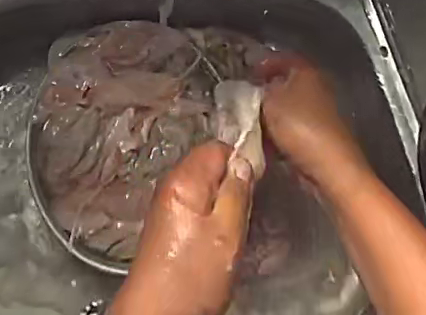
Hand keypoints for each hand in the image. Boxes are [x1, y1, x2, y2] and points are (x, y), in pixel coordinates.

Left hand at [111, 141, 254, 314]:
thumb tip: (244, 161)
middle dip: (232, 184)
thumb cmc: (192, 276)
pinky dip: (210, 216)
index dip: (241, 159)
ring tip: (234, 229)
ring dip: (223, 203)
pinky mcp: (168, 223)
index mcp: (184, 177)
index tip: (257, 182)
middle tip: (246, 212)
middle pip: (210, 166)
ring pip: (205, 187)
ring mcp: (167, 202)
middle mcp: (172, 182)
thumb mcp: (226, 234)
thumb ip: (237, 193)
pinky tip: (218, 240)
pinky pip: (196, 205)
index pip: (218, 148)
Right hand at [255, 53, 367, 191]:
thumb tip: (255, 90)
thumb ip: (258, 93)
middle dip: (265, 93)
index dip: (263, 64)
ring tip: (253, 126)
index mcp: (306, 71)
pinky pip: (295, 129)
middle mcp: (317, 87)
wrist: (331, 168)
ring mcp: (322, 113)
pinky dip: (281, 134)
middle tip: (246, 102)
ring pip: (289, 109)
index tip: (248, 75)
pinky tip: (268, 145)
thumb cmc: (299, 126)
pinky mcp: (322, 137)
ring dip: (272, 117)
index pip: (281, 58)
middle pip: (285, 84)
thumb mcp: (269, 102)